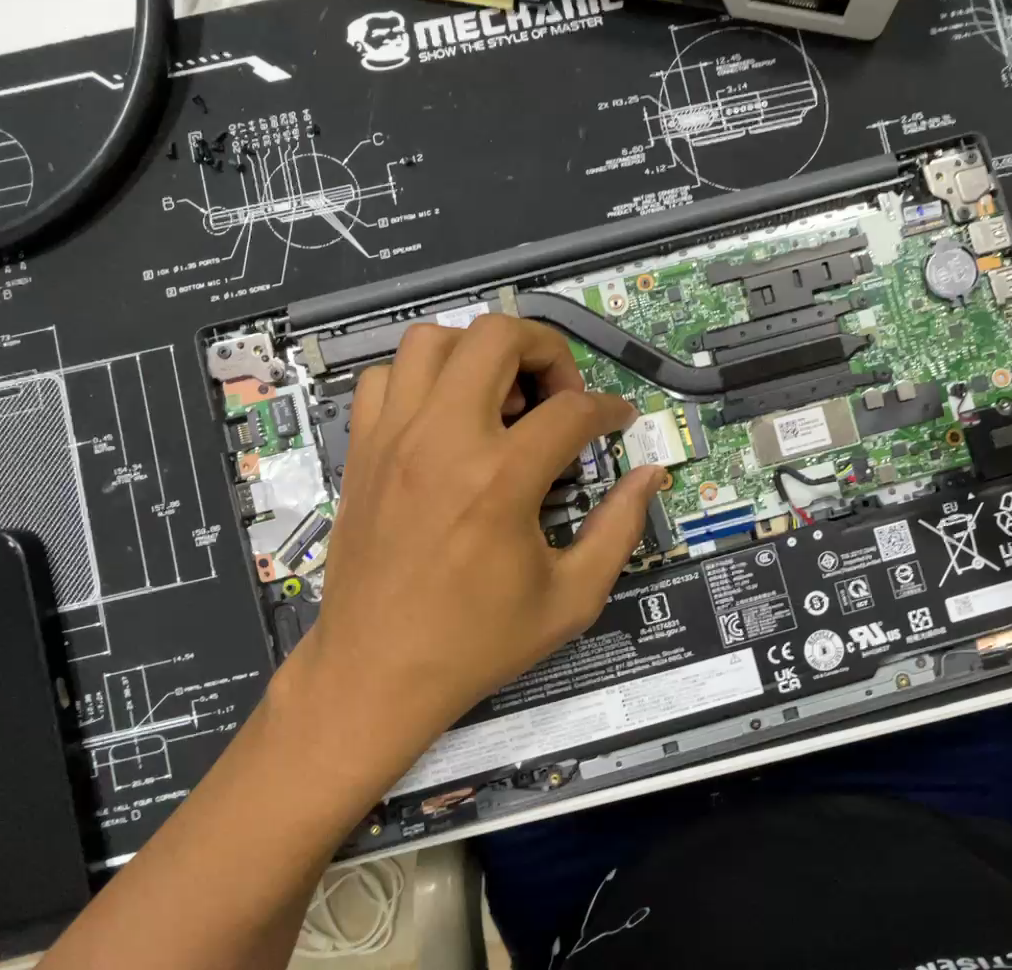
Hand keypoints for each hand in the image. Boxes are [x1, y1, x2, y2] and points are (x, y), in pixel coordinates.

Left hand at [296, 316, 662, 743]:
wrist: (376, 675)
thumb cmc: (477, 643)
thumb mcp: (570, 598)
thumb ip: (619, 528)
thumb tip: (650, 477)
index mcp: (500, 480)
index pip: (571, 410)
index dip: (608, 410)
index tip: (616, 423)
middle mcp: (443, 441)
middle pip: (498, 337)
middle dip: (546, 352)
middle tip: (559, 397)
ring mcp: (393, 439)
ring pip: (432, 341)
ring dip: (478, 355)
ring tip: (501, 401)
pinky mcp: (361, 451)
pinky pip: (384, 378)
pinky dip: (420, 381)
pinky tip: (445, 420)